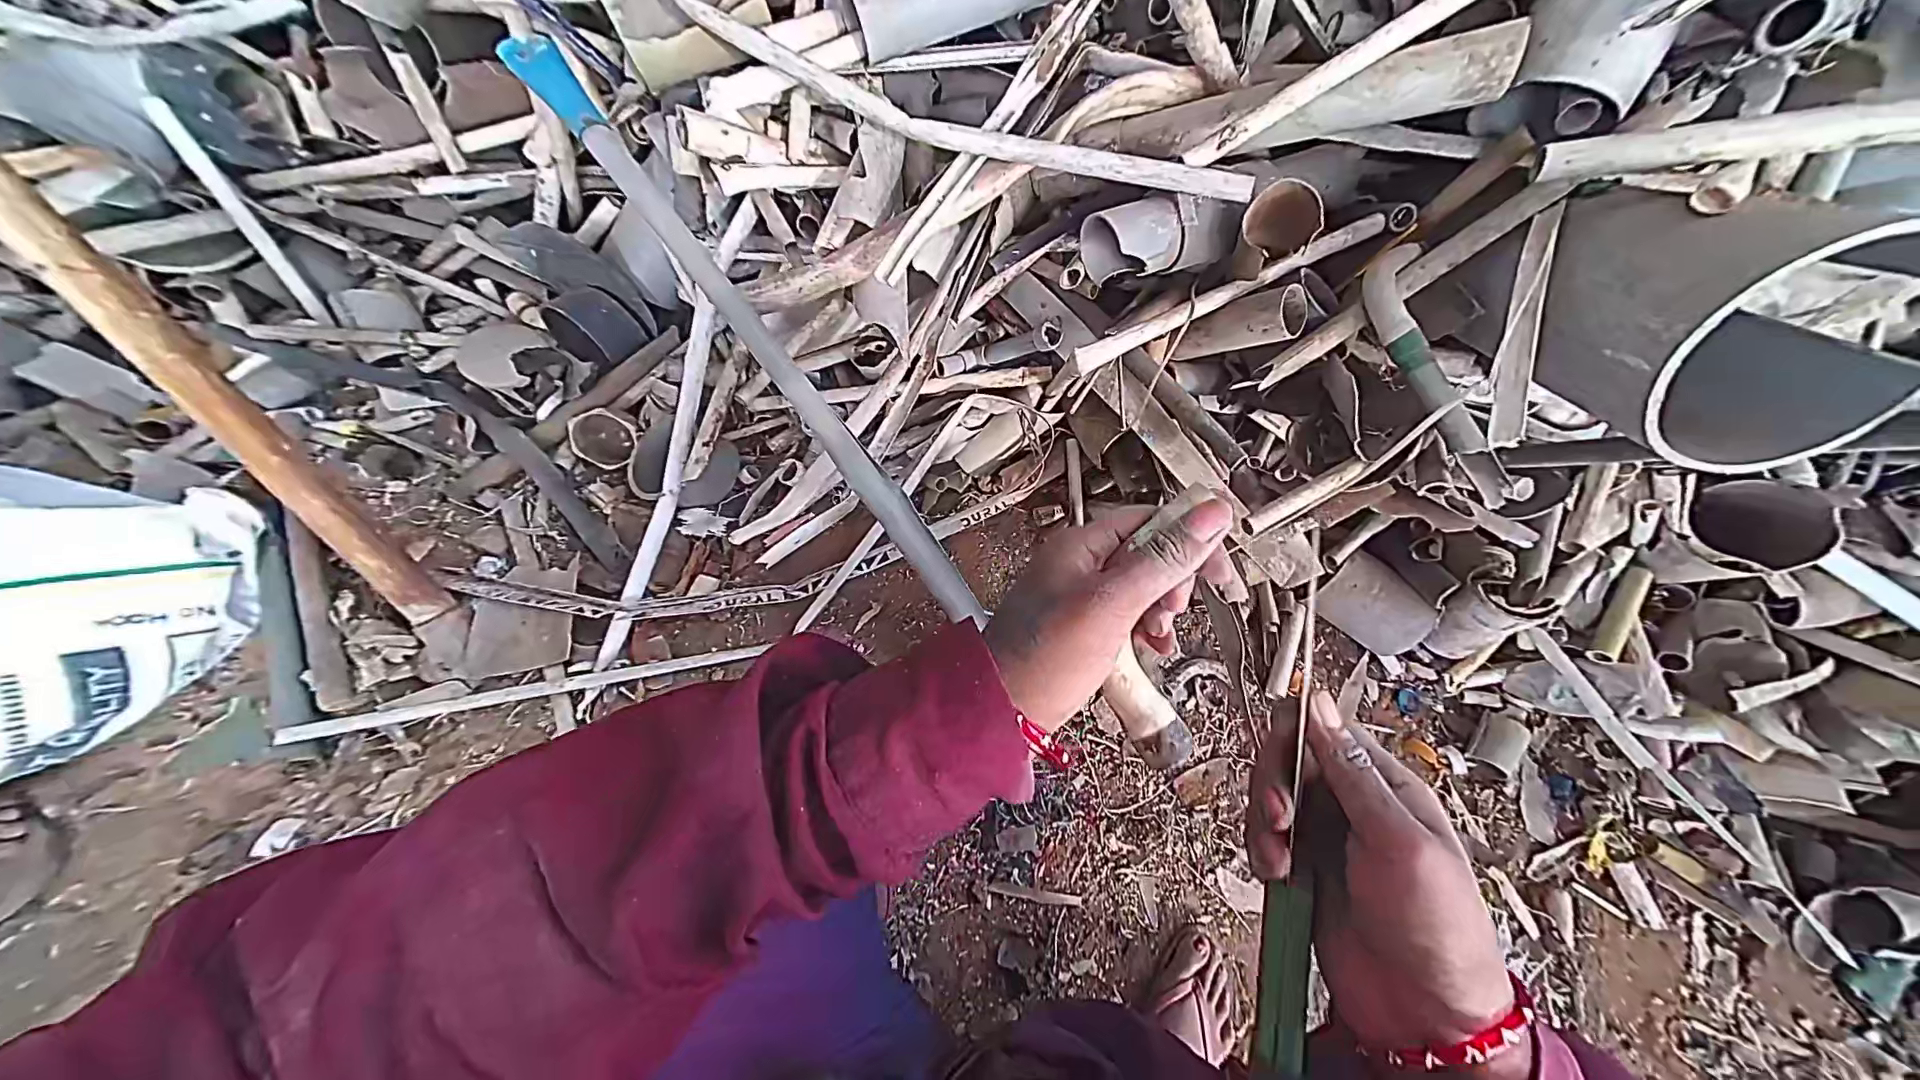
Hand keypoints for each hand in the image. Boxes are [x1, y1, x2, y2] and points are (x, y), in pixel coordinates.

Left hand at [983, 499, 1235, 732]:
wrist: (1005, 709)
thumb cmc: (1043, 657)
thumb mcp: (1113, 603)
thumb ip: (1163, 559)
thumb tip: (1208, 517)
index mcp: (1081, 544)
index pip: (1151, 519)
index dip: (1189, 540)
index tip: (1215, 567)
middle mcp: (1080, 564)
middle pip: (1150, 553)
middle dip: (1172, 582)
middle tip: (1171, 609)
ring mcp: (1082, 594)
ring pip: (1143, 587)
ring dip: (1161, 609)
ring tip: (1155, 632)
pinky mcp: (1085, 623)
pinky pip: (1129, 614)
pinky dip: (1146, 628)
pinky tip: (1150, 646)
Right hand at [1247, 690, 1524, 1075]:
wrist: (1424, 1015)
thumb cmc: (1435, 927)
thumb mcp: (1399, 840)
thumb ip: (1354, 771)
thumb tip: (1321, 705)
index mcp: (1383, 786)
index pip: (1323, 731)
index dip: (1293, 738)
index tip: (1281, 763)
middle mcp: (1349, 803)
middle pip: (1287, 761)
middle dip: (1273, 785)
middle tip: (1280, 817)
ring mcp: (1323, 835)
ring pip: (1268, 799)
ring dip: (1263, 824)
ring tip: (1281, 858)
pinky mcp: (1302, 866)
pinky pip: (1263, 840)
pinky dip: (1261, 853)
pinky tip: (1279, 876)